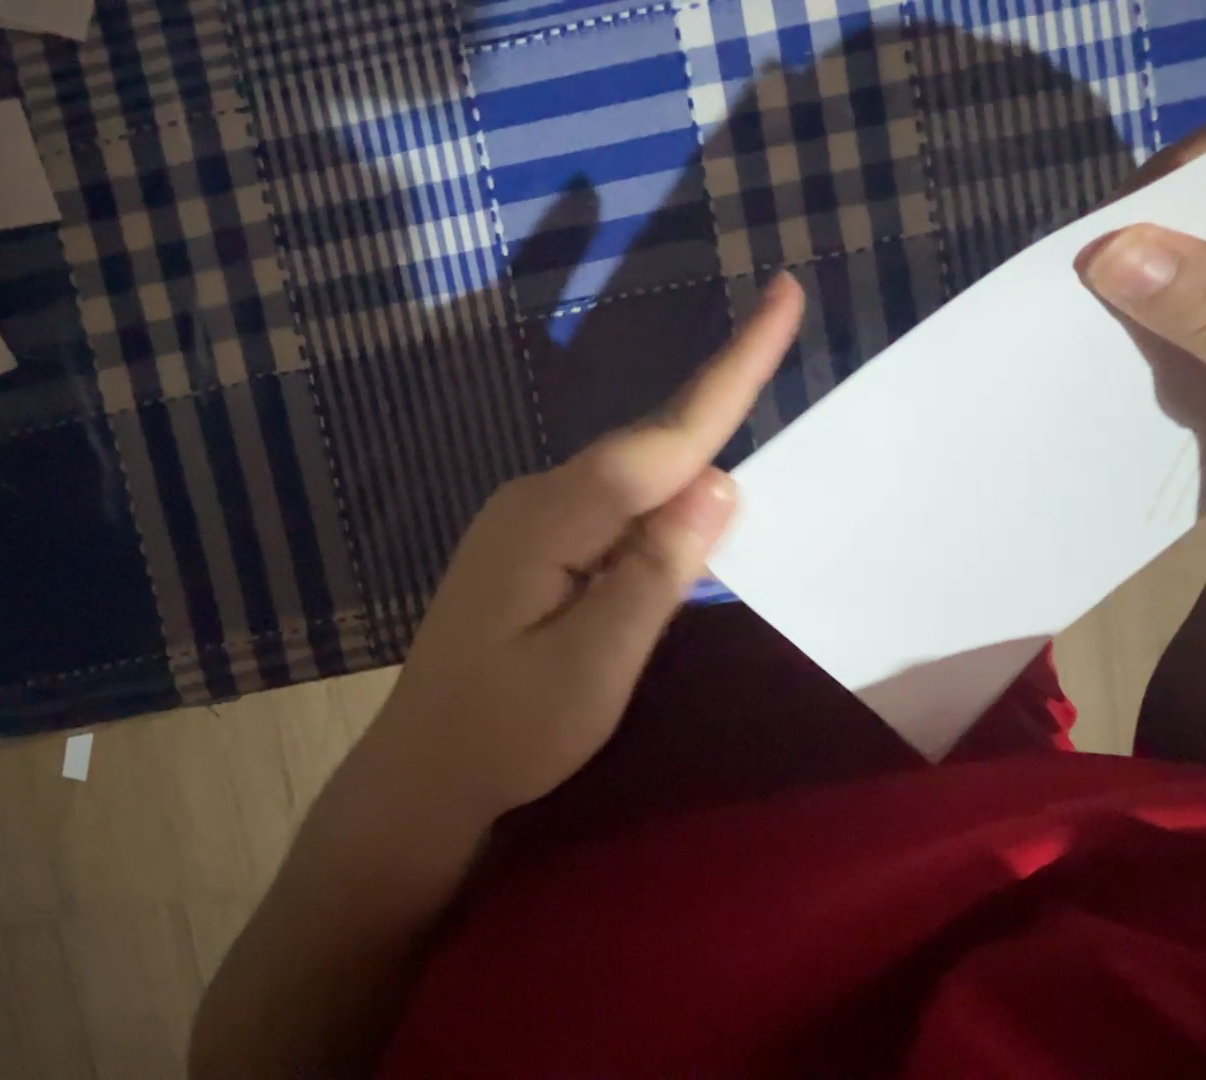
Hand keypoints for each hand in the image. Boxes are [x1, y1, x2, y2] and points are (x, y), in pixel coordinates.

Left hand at [356, 274, 804, 822]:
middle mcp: (534, 499)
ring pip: (628, 479)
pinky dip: (655, 502)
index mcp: (550, 518)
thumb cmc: (508, 732)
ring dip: (689, 459)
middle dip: (716, 401)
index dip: (729, 371)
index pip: (658, 438)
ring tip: (746, 427)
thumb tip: (718, 483)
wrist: (422, 770)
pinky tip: (680, 513)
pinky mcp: (528, 548)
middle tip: (780, 336)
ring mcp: (525, 521)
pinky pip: (608, 508)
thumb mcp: (595, 664)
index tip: (782, 296)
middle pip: (645, 449)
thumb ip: (655, 572)